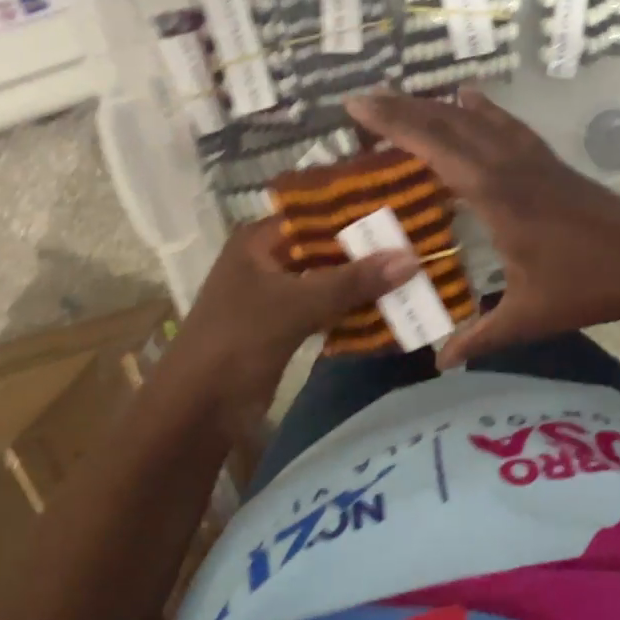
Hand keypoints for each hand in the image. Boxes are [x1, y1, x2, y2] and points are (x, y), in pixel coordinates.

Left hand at [168, 219, 418, 413]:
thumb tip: (412, 258)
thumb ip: (353, 280)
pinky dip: (356, 308)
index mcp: (260, 240)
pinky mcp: (288, 325)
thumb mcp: (298, 305)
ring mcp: (278, 294)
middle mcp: (270, 259)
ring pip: (332, 279)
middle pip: (329, 247)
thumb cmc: (238, 341)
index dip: (359, 211)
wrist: (199, 409)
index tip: (405, 210)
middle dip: (370, 250)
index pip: (317, 213)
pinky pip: (330, 308)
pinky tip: (394, 308)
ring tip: (417, 273)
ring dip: (367, 281)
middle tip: (420, 243)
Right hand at [346, 89, 619, 367]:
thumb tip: (438, 363)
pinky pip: (509, 126)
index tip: (356, 105)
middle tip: (362, 99)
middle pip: (449, 124)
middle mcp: (511, 167)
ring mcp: (535, 161)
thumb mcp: (528, 318)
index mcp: (497, 197)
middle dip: (403, 108)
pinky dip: (484, 110)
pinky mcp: (552, 164)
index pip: (434, 148)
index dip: (393, 124)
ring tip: (404, 97)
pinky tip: (471, 99)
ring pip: (479, 119)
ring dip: (438, 105)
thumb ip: (479, 337)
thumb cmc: (588, 288)